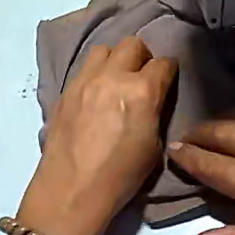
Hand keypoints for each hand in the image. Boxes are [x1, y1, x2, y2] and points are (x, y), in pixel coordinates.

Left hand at [24, 35, 177, 234]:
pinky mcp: (65, 91)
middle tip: (143, 77)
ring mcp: (85, 81)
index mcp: (142, 91)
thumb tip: (151, 104)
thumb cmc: (120, 176)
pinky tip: (97, 94)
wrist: (72, 190)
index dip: (169, 71)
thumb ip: (155, 114)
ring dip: (115, 60)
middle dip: (142, 57)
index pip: (164, 63)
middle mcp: (113, 77)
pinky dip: (95, 74)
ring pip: (104, 49)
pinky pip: (83, 68)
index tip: (168, 80)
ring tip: (116, 80)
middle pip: (133, 44)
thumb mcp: (154, 148)